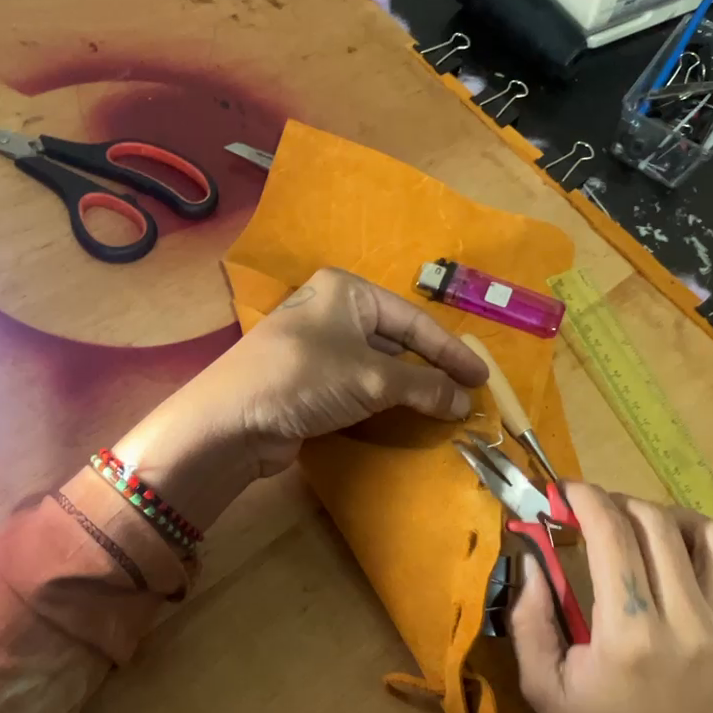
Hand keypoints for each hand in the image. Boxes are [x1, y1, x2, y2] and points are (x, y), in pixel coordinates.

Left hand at [115, 268, 487, 524]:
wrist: (232, 421)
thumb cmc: (306, 379)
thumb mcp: (373, 378)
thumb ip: (424, 386)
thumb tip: (465, 402)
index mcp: (348, 290)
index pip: (413, 320)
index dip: (451, 350)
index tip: (481, 377)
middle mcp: (334, 310)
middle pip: (397, 339)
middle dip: (431, 368)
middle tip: (466, 394)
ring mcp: (319, 346)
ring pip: (379, 363)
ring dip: (410, 386)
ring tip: (446, 407)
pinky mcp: (310, 380)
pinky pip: (359, 384)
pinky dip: (385, 398)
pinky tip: (407, 414)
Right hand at [512, 485, 712, 712]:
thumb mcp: (545, 691)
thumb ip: (530, 619)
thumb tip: (532, 558)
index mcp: (628, 635)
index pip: (611, 533)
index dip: (585, 498)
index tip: (565, 491)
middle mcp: (686, 621)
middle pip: (657, 522)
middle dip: (618, 502)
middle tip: (596, 513)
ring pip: (711, 535)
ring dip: (671, 519)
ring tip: (646, 531)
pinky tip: (688, 569)